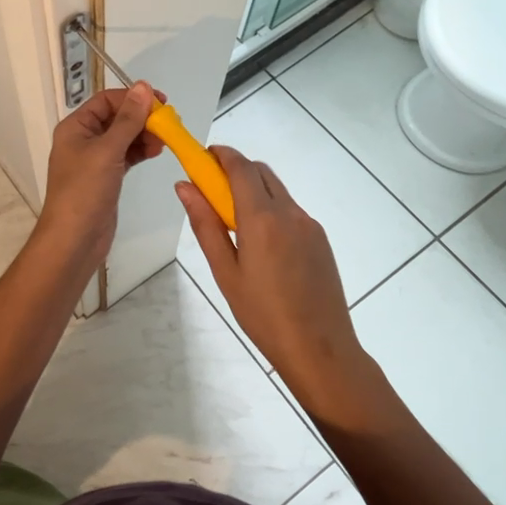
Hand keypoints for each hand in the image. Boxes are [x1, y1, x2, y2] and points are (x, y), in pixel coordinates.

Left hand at [39, 82, 165, 262]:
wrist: (74, 239)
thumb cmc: (85, 190)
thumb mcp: (107, 150)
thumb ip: (128, 119)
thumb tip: (143, 86)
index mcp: (75, 127)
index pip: (106, 100)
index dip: (132, 98)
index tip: (161, 102)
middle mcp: (83, 139)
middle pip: (116, 117)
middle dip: (141, 117)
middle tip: (168, 123)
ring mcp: (94, 159)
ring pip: (123, 137)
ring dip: (144, 134)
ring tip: (164, 140)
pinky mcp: (106, 177)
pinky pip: (126, 155)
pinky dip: (140, 151)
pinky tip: (157, 151)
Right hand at [176, 146, 374, 414]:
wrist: (321, 350)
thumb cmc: (263, 314)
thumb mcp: (225, 271)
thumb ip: (205, 224)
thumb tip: (185, 186)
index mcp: (262, 218)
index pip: (240, 166)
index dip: (220, 154)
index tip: (201, 158)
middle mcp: (289, 213)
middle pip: (260, 172)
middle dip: (235, 170)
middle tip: (212, 191)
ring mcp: (309, 225)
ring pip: (277, 190)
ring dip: (253, 190)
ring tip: (234, 225)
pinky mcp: (320, 239)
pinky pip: (290, 210)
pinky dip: (270, 210)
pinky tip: (261, 245)